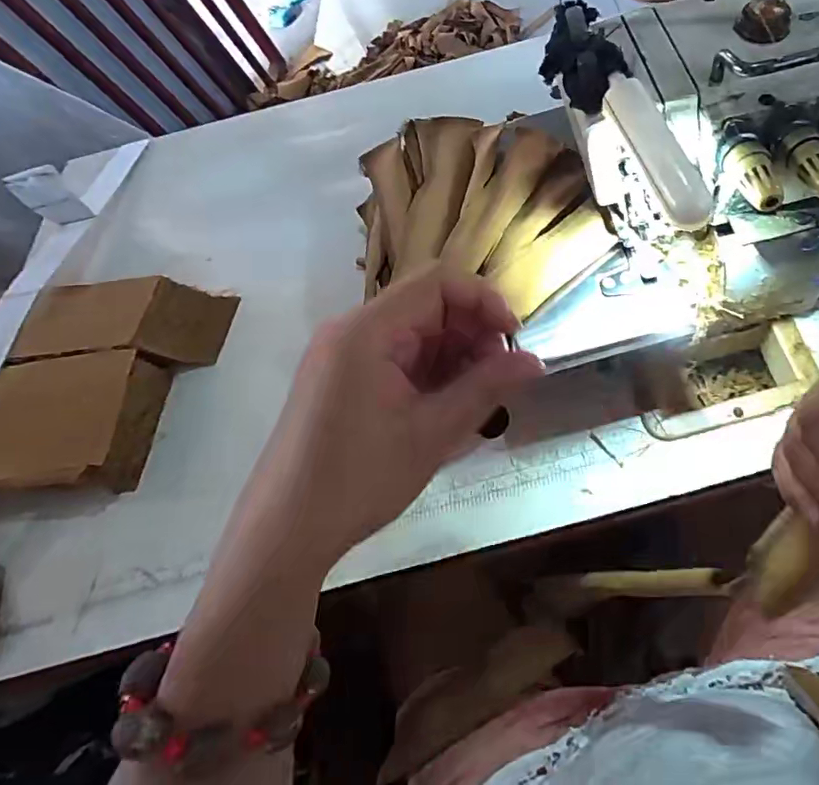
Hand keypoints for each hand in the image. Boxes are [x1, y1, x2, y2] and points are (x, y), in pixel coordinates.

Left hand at [266, 269, 543, 563]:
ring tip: (477, 398)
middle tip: (500, 376)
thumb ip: (488, 387)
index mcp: (367, 330)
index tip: (513, 339)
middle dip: (472, 332)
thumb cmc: (359, 480)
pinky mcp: (341, 379)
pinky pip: (397, 356)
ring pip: (415, 332)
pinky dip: (429, 372)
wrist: (282, 535)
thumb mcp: (434, 433)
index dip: (484, 301)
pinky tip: (447, 407)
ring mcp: (342, 354)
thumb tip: (536, 361)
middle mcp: (351, 330)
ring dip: (454, 355)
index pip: (438, 282)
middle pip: (427, 304)